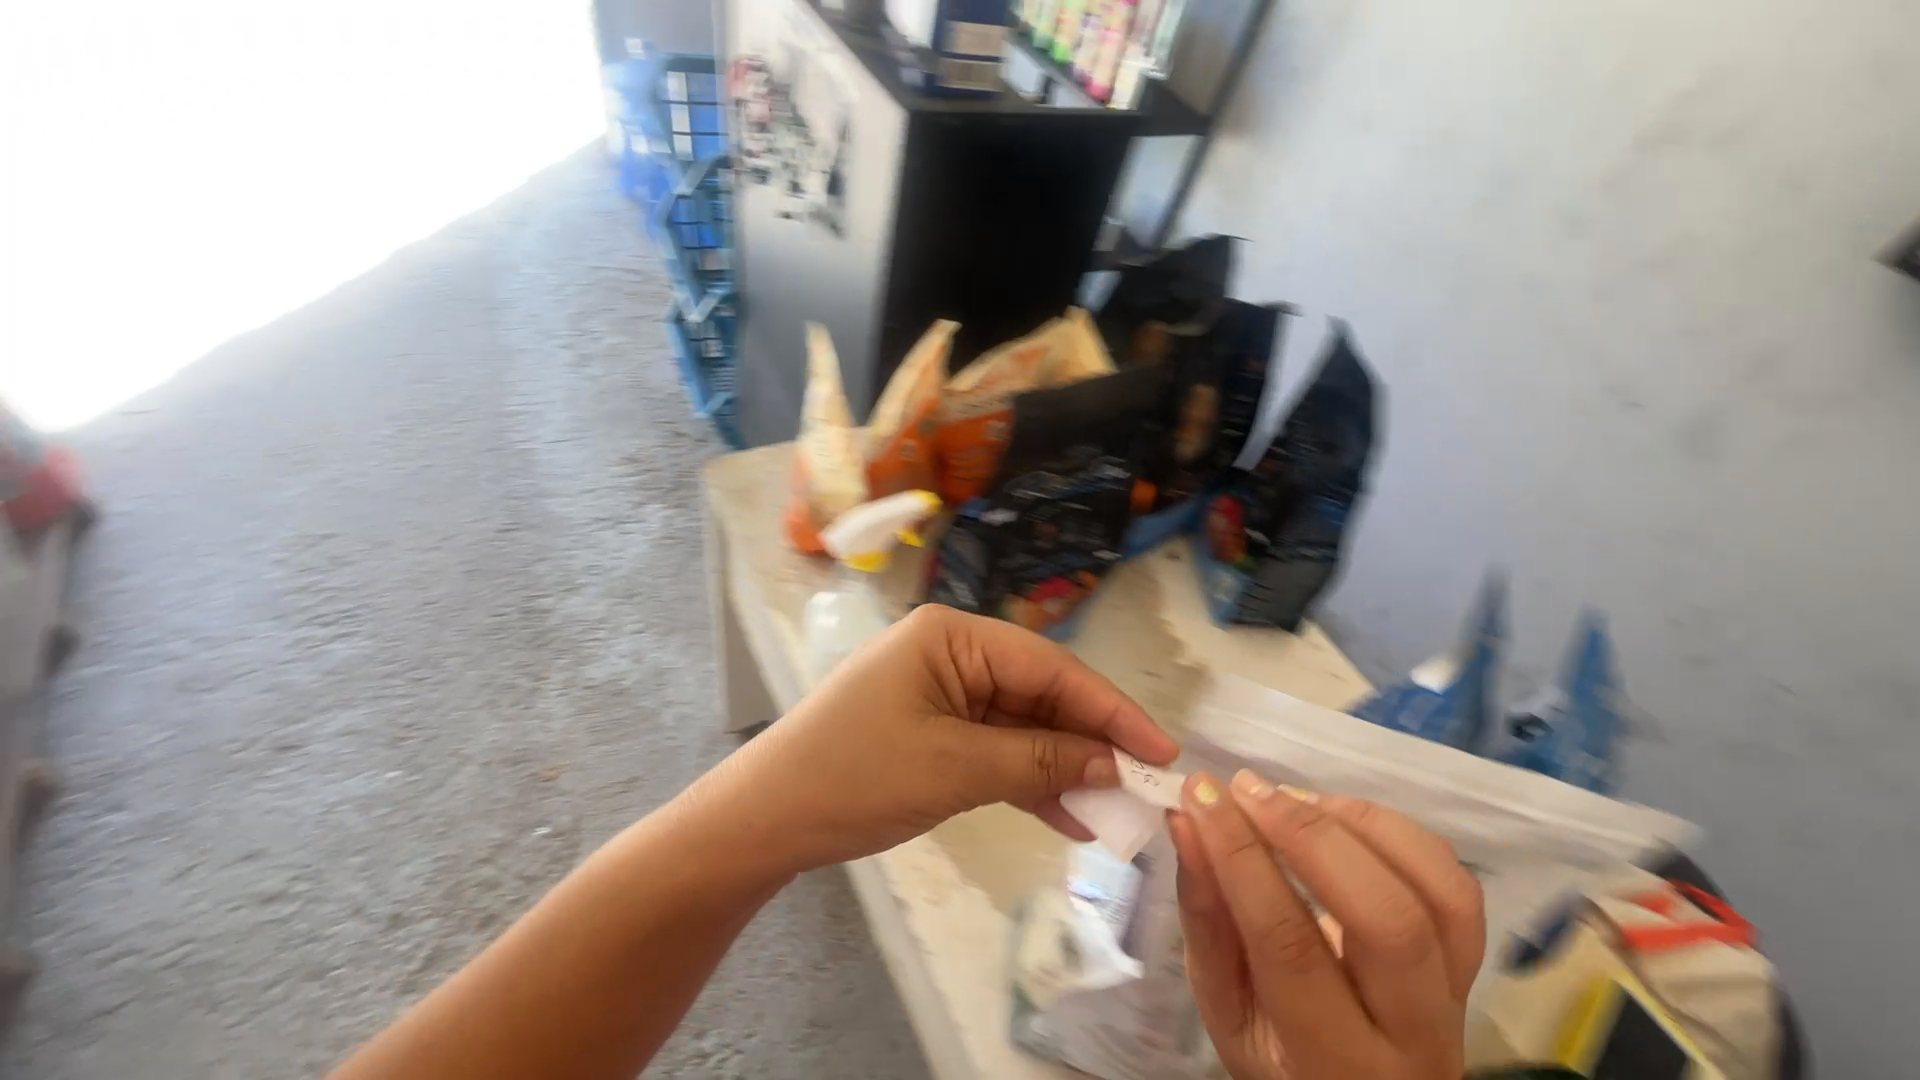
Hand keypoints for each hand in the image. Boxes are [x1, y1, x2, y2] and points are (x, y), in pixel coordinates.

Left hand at [707, 604, 1178, 873]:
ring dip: (1063, 767)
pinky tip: (1068, 817)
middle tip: (1144, 786)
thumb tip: (1113, 763)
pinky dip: (1028, 781)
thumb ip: (1039, 761)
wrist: (765, 819)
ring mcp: (942, 693)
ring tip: (1115, 810)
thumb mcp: (955, 769)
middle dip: (1089, 741)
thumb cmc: (855, 777)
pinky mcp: (934, 731)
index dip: (1110, 709)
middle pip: (1040, 694)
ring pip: (1022, 726)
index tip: (1162, 748)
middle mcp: (952, 653)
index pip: (1050, 666)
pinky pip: (995, 749)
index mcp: (953, 636)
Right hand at [1169, 770, 1484, 1079]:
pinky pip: (1455, 882)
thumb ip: (1205, 917)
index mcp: (1334, 1060)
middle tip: (1246, 790)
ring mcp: (1458, 996)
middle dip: (1308, 834)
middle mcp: (1416, 1036)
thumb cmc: (1273, 1050)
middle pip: (1387, 920)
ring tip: (1289, 797)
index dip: (1241, 857)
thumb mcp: (1222, 1005)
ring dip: (1358, 823)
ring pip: (1442, 894)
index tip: (1199, 794)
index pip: (1290, 943)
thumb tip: (1186, 822)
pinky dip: (1393, 829)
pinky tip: (1334, 813)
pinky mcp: (1473, 960)